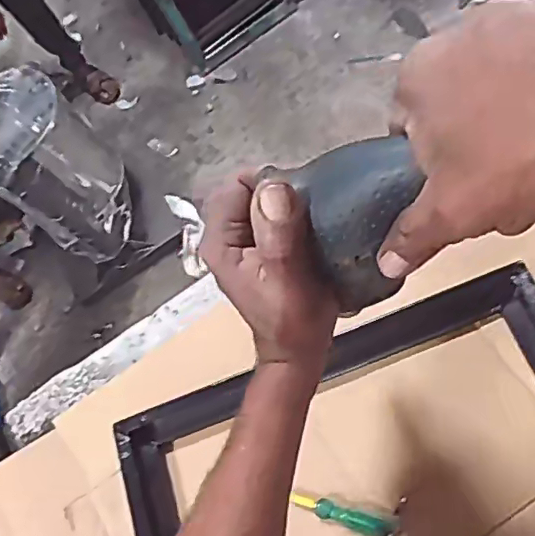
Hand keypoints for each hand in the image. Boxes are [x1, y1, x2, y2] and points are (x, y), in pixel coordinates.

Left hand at [201, 171, 337, 368]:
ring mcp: (243, 245)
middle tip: (311, 217)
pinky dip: (295, 220)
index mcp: (219, 241)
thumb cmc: (293, 320)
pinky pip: (277, 219)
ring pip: (265, 204)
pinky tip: (313, 234)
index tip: (301, 204)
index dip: (271, 186)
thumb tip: (274, 187)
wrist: (299, 351)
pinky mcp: (262, 251)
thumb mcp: (287, 275)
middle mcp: (225, 238)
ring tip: (315, 225)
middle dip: (283, 195)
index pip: (238, 184)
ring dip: (292, 207)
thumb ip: (278, 232)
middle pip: (251, 191)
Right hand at [377, 0, 534, 277]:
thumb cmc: (531, 150)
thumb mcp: (462, 211)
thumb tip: (387, 262)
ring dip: (522, 132)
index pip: (407, 140)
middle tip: (517, 189)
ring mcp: (516, 15)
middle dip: (482, 157)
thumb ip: (417, 234)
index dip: (437, 179)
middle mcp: (456, 33)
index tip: (469, 199)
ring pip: (507, 97)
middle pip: (459, 117)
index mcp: (414, 76)